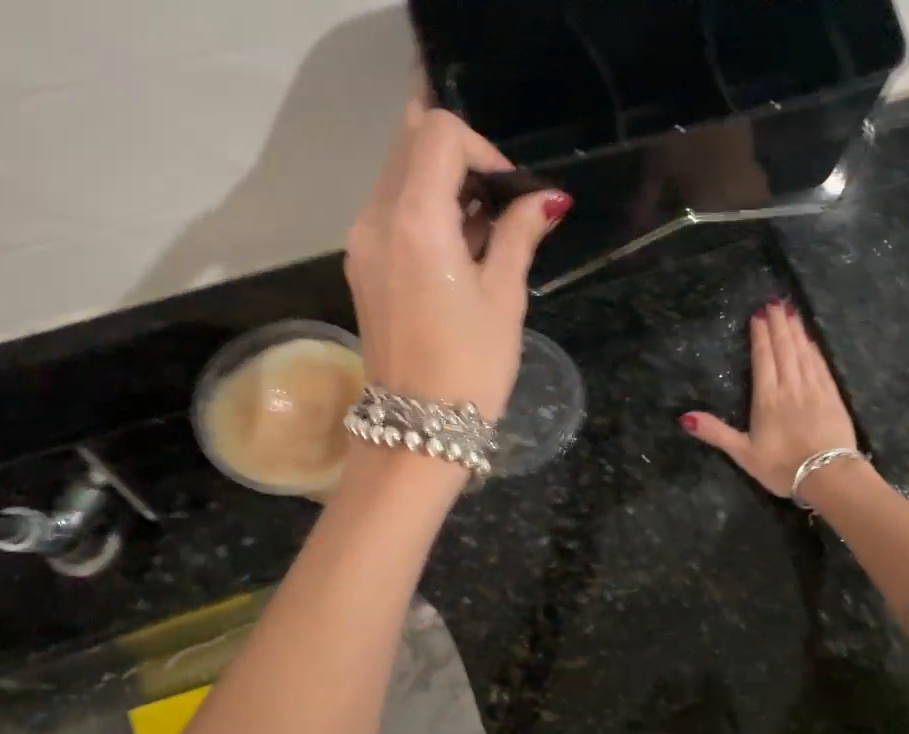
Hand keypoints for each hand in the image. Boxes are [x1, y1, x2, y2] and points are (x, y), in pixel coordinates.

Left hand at [344, 105, 570, 419]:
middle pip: (411, 144)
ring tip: (487, 234)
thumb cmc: (472, 365)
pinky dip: (426, 211)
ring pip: (399, 175)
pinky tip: (460, 252)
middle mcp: (376, 217)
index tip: (513, 195)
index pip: (439, 133)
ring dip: (444, 185)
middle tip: (502, 207)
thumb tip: (546, 199)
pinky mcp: (362, 263)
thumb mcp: (505, 297)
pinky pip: (392, 210)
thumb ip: (519, 234)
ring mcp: (362, 240)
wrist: (417, 426)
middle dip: (463, 160)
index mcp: (414, 220)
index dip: (484, 150)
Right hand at [682, 300, 860, 498]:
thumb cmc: (782, 468)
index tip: (759, 315)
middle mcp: (790, 387)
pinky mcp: (833, 397)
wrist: (828, 476)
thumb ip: (716, 433)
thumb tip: (685, 417)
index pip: (763, 359)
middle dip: (778, 325)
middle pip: (784, 349)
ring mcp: (814, 389)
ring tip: (791, 312)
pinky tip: (810, 341)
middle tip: (775, 302)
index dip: (760, 336)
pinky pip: (820, 366)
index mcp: (767, 398)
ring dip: (796, 331)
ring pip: (802, 353)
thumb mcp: (744, 454)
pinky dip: (814, 350)